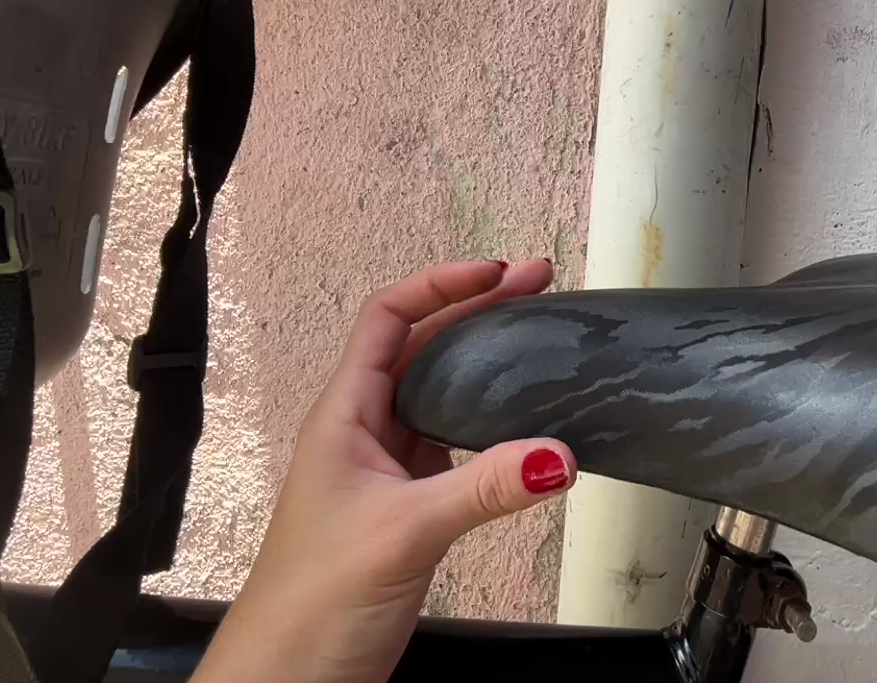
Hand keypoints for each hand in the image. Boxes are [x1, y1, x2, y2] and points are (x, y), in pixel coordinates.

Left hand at [192, 259, 574, 682]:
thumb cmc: (314, 602)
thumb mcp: (403, 532)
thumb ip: (483, 490)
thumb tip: (562, 454)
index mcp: (345, 411)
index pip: (389, 316)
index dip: (441, 284)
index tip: (497, 274)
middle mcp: (367, 422)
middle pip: (424, 340)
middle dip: (479, 305)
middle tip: (539, 282)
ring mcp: (390, 458)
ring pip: (442, 383)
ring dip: (486, 352)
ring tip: (537, 328)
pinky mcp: (412, 493)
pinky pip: (455, 431)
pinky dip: (491, 410)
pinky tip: (523, 410)